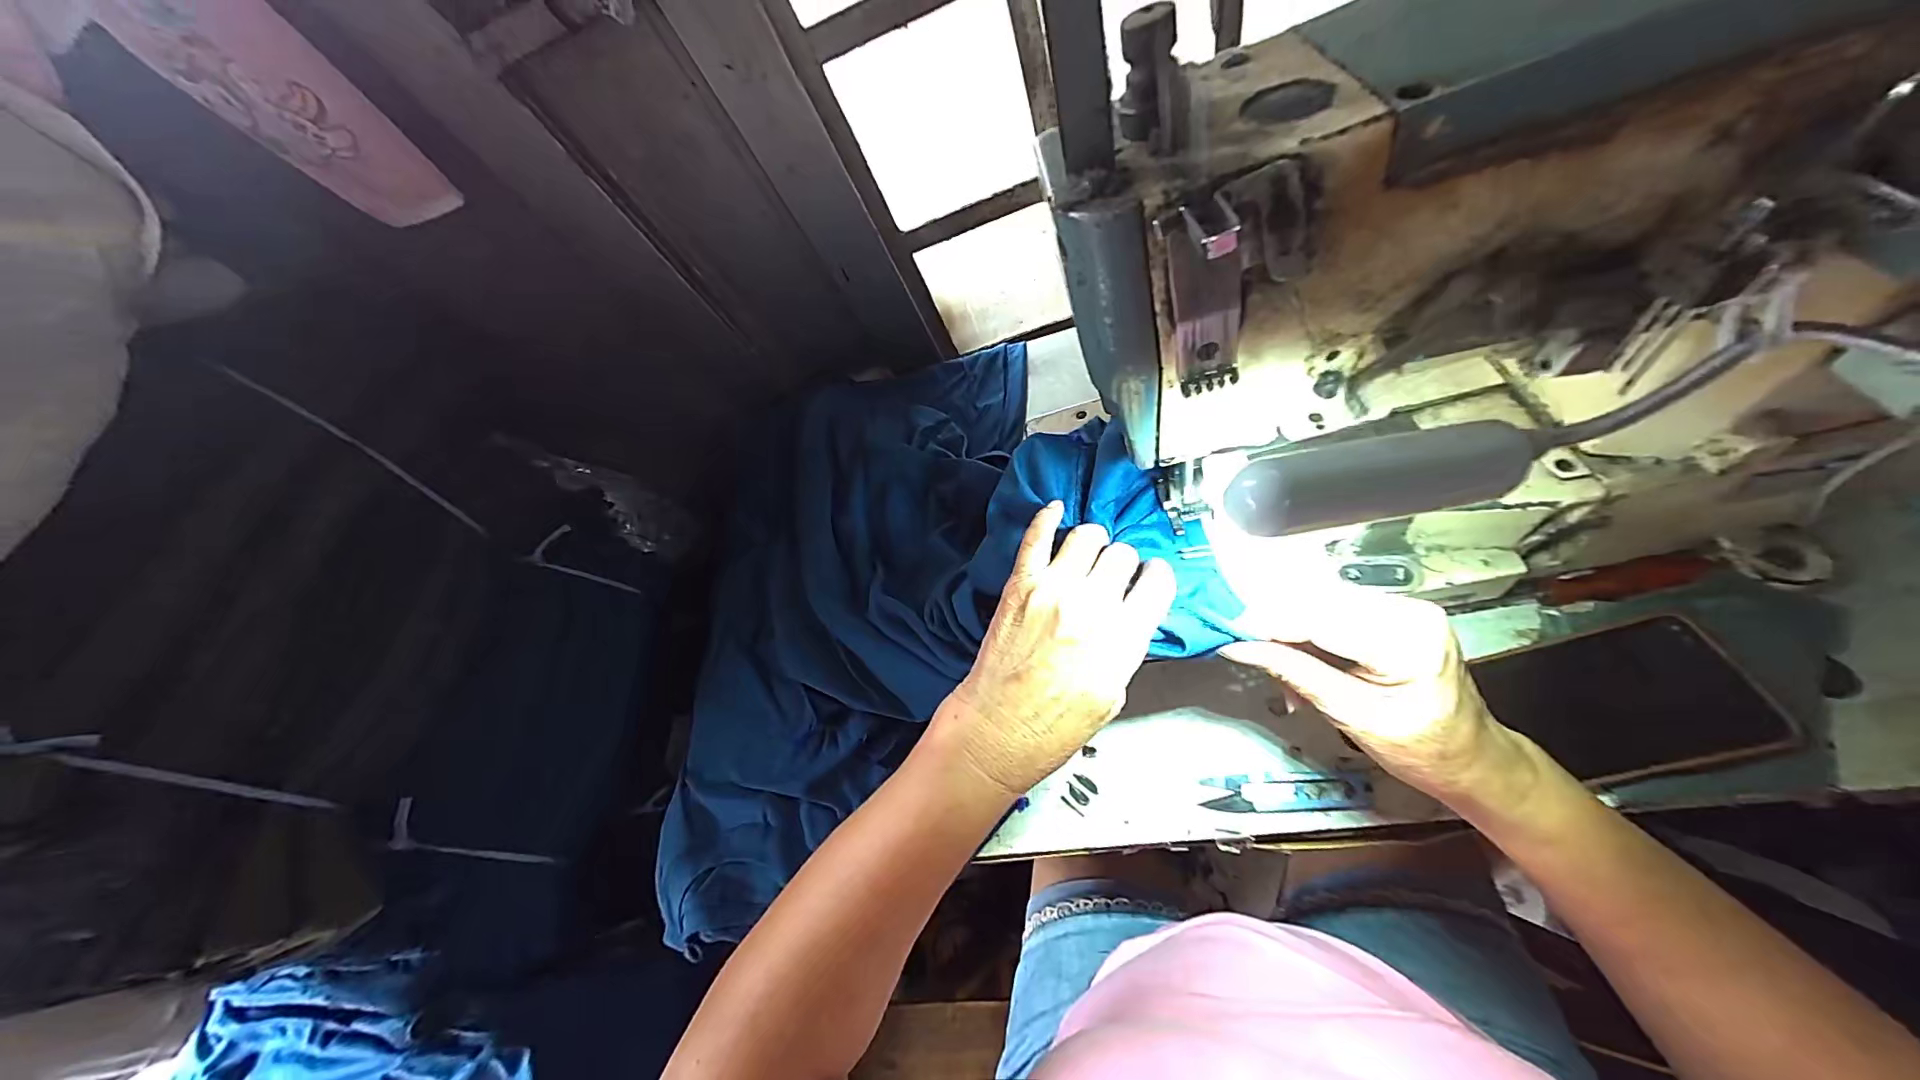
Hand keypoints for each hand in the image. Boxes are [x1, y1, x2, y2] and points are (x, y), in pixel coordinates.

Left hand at [933, 502, 1175, 798]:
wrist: (996, 731)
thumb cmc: (1049, 728)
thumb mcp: (1111, 696)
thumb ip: (1125, 650)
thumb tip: (1131, 619)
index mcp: (1121, 640)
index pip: (1156, 582)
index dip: (1155, 577)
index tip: (1149, 578)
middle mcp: (1090, 609)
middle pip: (1122, 555)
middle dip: (1122, 563)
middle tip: (1114, 573)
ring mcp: (1052, 592)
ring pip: (1087, 536)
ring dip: (1093, 542)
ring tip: (1088, 552)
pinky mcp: (1019, 586)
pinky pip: (1037, 536)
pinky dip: (1047, 517)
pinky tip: (1055, 511)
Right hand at [1217, 588, 1537, 805]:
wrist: (1470, 755)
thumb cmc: (1424, 749)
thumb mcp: (1351, 716)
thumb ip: (1293, 674)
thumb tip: (1239, 647)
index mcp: (1408, 641)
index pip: (1321, 619)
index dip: (1268, 620)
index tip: (1227, 627)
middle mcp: (1408, 611)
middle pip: (1318, 602)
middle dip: (1272, 621)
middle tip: (1237, 641)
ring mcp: (1402, 607)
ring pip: (1319, 601)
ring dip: (1285, 626)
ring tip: (1267, 656)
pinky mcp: (1391, 610)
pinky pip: (1332, 609)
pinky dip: (1304, 629)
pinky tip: (1294, 652)